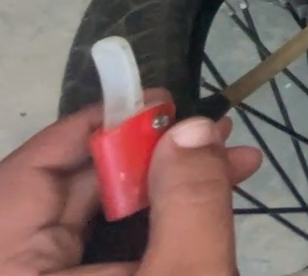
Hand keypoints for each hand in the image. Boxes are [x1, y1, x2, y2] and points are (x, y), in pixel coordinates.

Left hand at [0, 99, 261, 275]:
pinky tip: (207, 198)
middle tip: (220, 133)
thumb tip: (193, 128)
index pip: (26, 175)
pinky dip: (151, 218)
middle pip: (62, 195)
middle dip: (148, 157)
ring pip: (87, 219)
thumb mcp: (187, 271)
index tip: (161, 100)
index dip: (92, 128)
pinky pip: (94, 247)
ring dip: (162, 184)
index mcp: (6, 272)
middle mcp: (7, 275)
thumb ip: (192, 196)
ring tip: (233, 164)